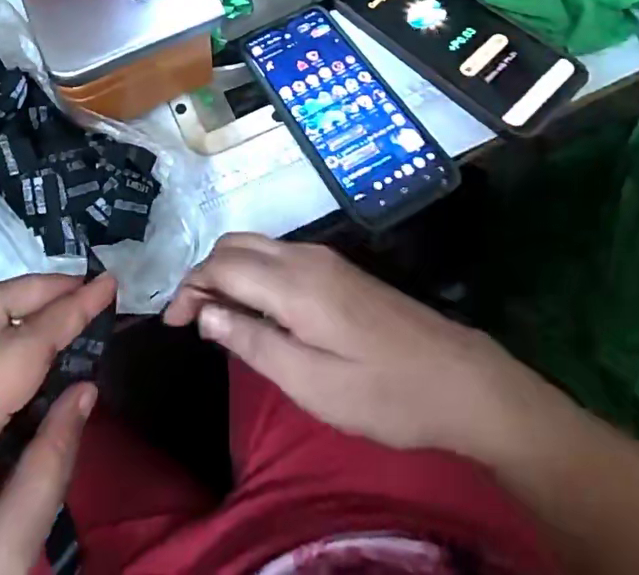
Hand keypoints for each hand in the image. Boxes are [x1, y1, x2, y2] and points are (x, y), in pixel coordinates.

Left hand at [0, 272, 115, 574]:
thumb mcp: (6, 551)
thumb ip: (51, 461)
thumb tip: (83, 390)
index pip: (25, 344)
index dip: (72, 310)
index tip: (110, 282)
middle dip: (38, 287)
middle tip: (86, 288)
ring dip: (17, 306)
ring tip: (64, 311)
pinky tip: (23, 357)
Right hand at [163, 234, 570, 461]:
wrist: (463, 380)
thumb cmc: (384, 393)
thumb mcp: (310, 383)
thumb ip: (252, 341)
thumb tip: (205, 313)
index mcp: (294, 283)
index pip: (221, 264)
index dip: (189, 288)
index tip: (175, 323)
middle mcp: (305, 257)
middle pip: (234, 244)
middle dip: (204, 274)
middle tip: (194, 319)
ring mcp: (325, 259)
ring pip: (256, 245)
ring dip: (227, 271)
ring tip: (219, 317)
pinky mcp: (339, 269)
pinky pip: (278, 256)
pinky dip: (253, 272)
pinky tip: (257, 309)